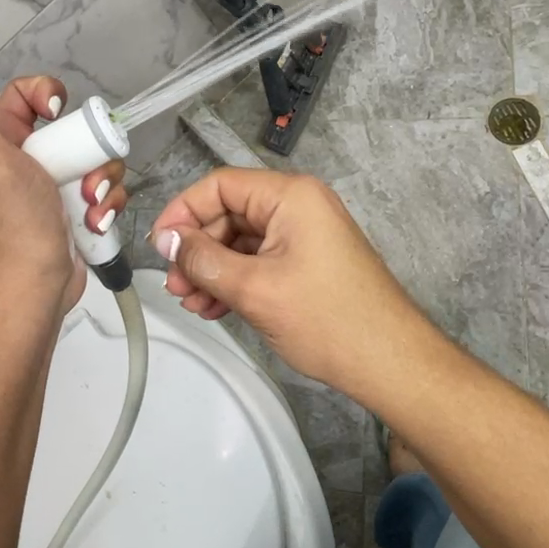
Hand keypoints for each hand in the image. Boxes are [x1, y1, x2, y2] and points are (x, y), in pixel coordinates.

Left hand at [0, 64, 126, 315]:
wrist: (34, 287)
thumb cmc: (15, 225)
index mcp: (3, 142)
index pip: (26, 95)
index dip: (46, 94)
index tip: (57, 113)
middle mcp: (30, 161)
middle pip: (74, 129)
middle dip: (92, 153)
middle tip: (87, 179)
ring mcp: (56, 187)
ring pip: (97, 160)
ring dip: (102, 184)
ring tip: (91, 209)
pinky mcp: (78, 210)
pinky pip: (105, 191)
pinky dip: (106, 206)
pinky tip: (96, 224)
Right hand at [149, 168, 434, 391]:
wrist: (390, 362)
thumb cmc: (325, 319)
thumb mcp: (254, 289)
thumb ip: (204, 260)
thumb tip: (166, 240)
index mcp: (290, 196)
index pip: (220, 185)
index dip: (183, 211)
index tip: (158, 246)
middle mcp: (298, 205)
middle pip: (229, 213)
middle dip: (198, 249)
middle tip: (175, 286)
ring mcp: (305, 235)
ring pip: (242, 241)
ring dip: (212, 270)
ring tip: (191, 303)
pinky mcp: (308, 262)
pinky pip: (260, 261)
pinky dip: (235, 281)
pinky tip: (214, 308)